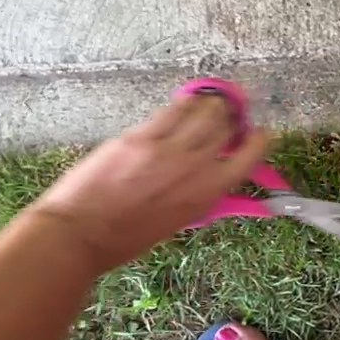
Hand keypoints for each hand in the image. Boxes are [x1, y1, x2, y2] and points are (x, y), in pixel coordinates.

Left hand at [28, 93, 271, 271]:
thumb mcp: (181, 219)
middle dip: (231, 116)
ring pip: (204, 111)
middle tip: (227, 112)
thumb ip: (200, 191)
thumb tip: (212, 171)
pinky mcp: (141, 137)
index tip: (257, 132)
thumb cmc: (129, 237)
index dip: (259, 137)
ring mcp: (169, 148)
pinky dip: (184, 104)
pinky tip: (183, 103)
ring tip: (208, 103)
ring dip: (211, 104)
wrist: (80, 234)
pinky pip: (172, 110)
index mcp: (211, 191)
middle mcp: (198, 165)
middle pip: (227, 126)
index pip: (252, 153)